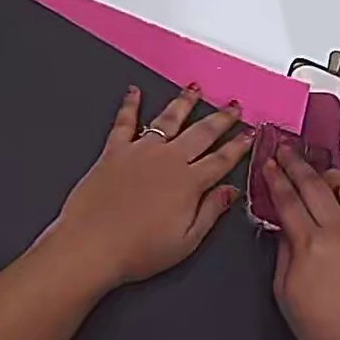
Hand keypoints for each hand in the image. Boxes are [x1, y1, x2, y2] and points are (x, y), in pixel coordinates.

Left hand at [45, 83, 253, 288]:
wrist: (91, 245)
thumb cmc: (135, 249)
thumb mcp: (186, 241)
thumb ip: (211, 211)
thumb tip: (229, 193)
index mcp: (188, 182)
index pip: (222, 159)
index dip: (238, 146)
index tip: (249, 135)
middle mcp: (167, 160)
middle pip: (202, 132)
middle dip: (221, 118)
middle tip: (233, 107)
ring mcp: (140, 152)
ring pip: (169, 119)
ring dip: (184, 102)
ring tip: (195, 90)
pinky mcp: (114, 152)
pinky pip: (125, 121)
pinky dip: (130, 104)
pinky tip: (134, 92)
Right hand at [263, 144, 339, 339]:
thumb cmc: (319, 323)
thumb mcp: (282, 284)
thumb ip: (283, 246)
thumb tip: (283, 223)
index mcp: (310, 243)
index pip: (288, 198)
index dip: (276, 178)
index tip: (269, 166)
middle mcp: (339, 231)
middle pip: (315, 183)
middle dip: (296, 164)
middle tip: (286, 153)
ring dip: (329, 174)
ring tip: (318, 174)